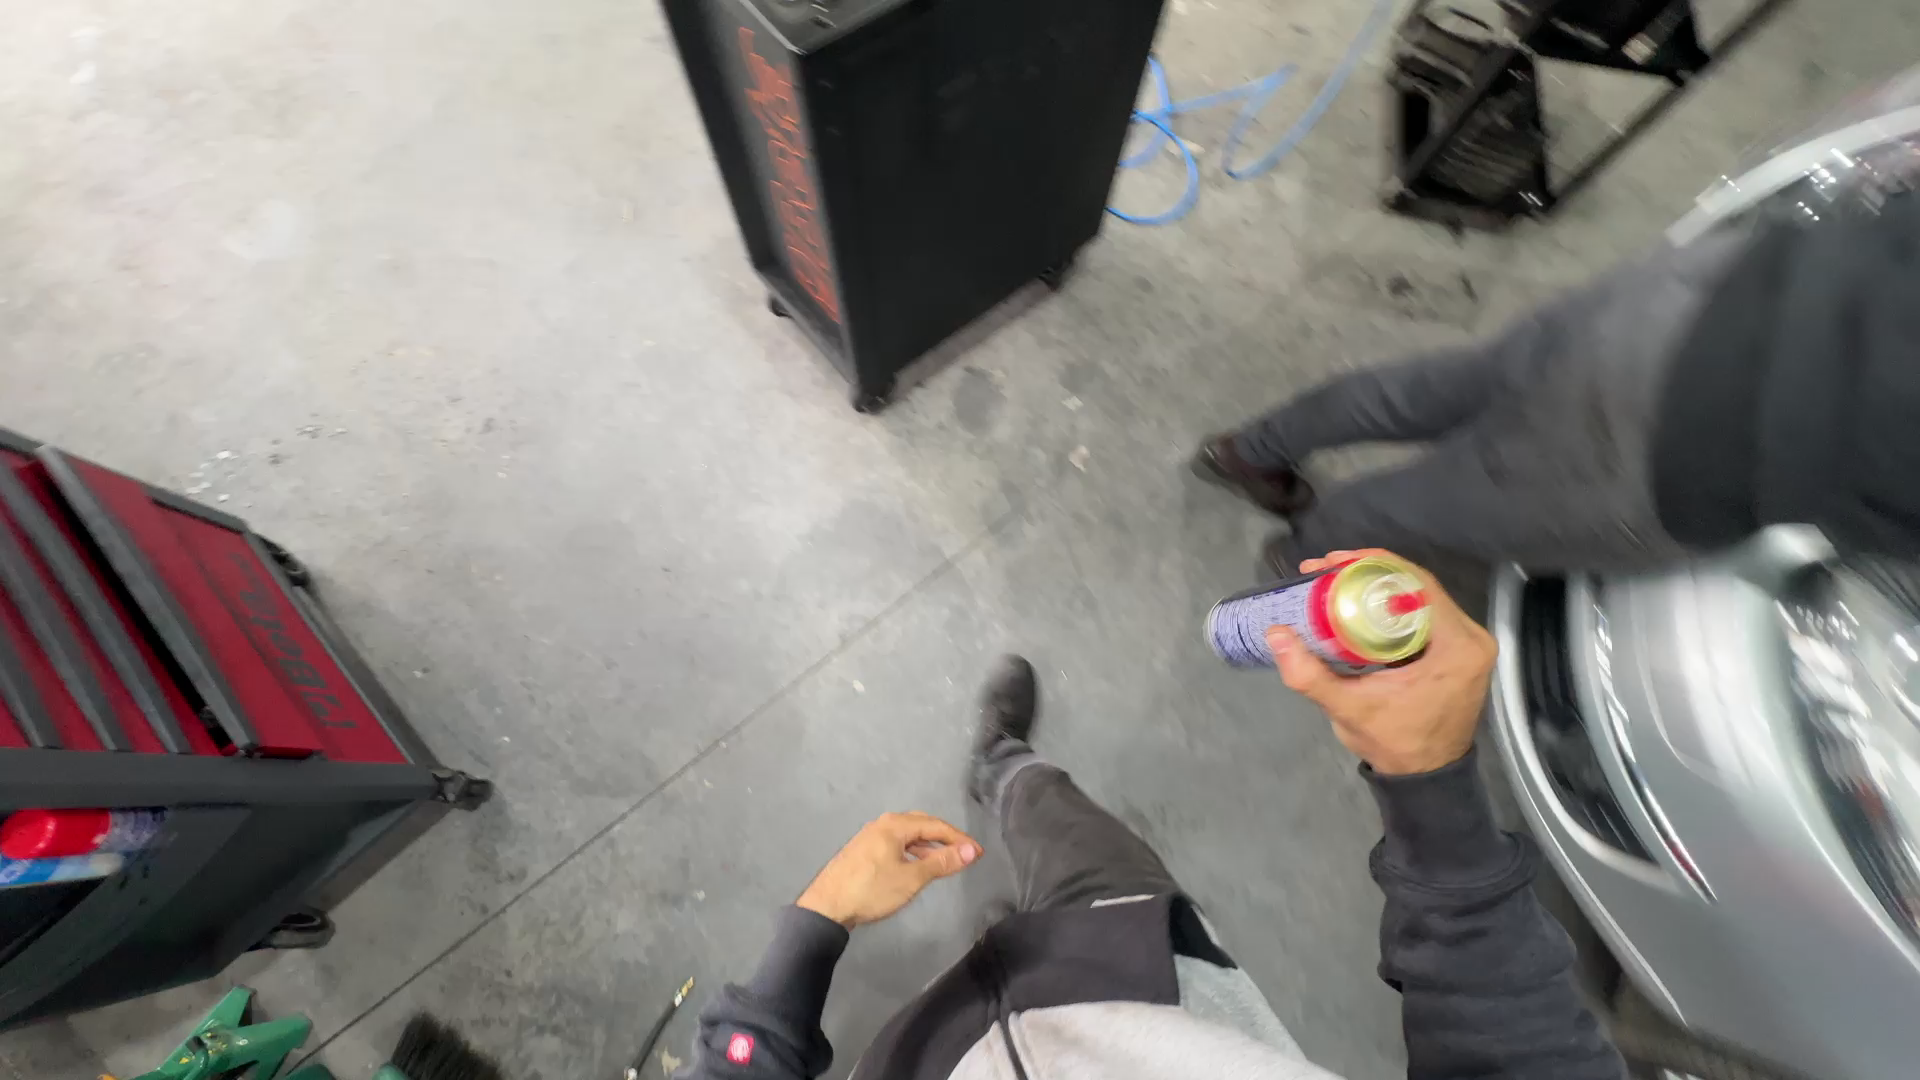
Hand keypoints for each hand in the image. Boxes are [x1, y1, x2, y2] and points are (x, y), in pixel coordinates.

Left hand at [796, 812, 981, 927]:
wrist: (827, 907)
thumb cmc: (872, 889)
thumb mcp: (911, 878)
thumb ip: (941, 862)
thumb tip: (970, 851)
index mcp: (895, 824)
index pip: (935, 825)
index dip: (958, 839)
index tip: (977, 853)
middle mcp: (883, 823)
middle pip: (921, 824)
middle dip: (944, 837)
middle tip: (963, 853)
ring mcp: (871, 836)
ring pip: (907, 835)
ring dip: (928, 845)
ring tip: (944, 861)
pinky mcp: (864, 850)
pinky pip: (896, 844)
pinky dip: (912, 852)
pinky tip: (916, 867)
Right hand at [1266, 549, 1495, 775]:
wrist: (1424, 776)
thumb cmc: (1393, 742)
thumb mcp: (1347, 708)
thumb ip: (1310, 674)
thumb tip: (1275, 633)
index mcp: (1457, 647)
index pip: (1417, 585)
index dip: (1373, 566)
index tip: (1333, 563)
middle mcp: (1470, 639)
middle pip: (1417, 586)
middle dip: (1367, 572)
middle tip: (1323, 571)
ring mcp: (1465, 644)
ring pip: (1418, 596)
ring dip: (1375, 585)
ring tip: (1332, 582)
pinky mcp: (1455, 651)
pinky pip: (1420, 613)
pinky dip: (1386, 602)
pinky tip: (1354, 602)